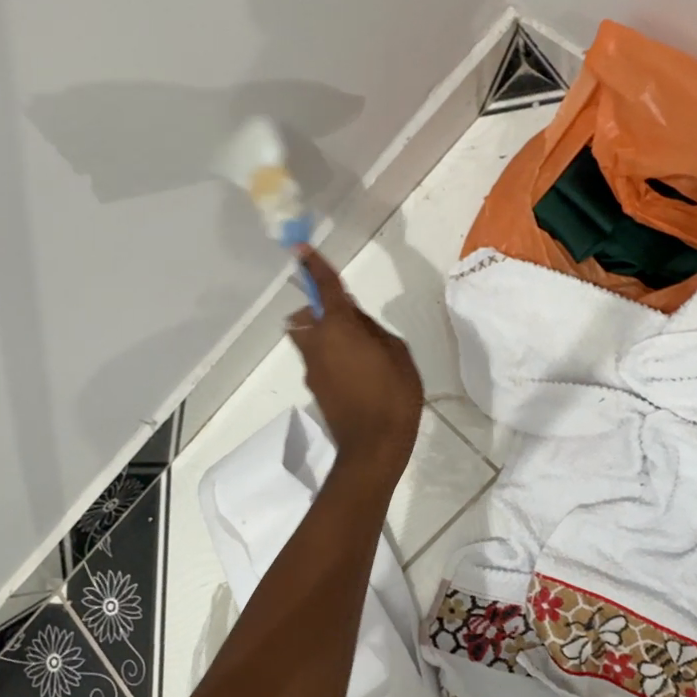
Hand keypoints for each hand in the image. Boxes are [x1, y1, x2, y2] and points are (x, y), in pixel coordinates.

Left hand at [286, 246, 423, 480]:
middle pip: (306, 317)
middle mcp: (317, 345)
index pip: (324, 289)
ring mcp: (312, 370)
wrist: (372, 449)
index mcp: (338, 328)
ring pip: (311, 340)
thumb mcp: (396, 353)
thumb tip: (356, 322)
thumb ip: (372, 329)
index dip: (313, 266)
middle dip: (319, 311)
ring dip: (327, 337)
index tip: (299, 248)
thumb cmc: (393, 396)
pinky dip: (333, 358)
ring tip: (362, 353)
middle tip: (351, 322)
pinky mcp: (316, 390)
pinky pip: (320, 361)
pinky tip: (361, 375)